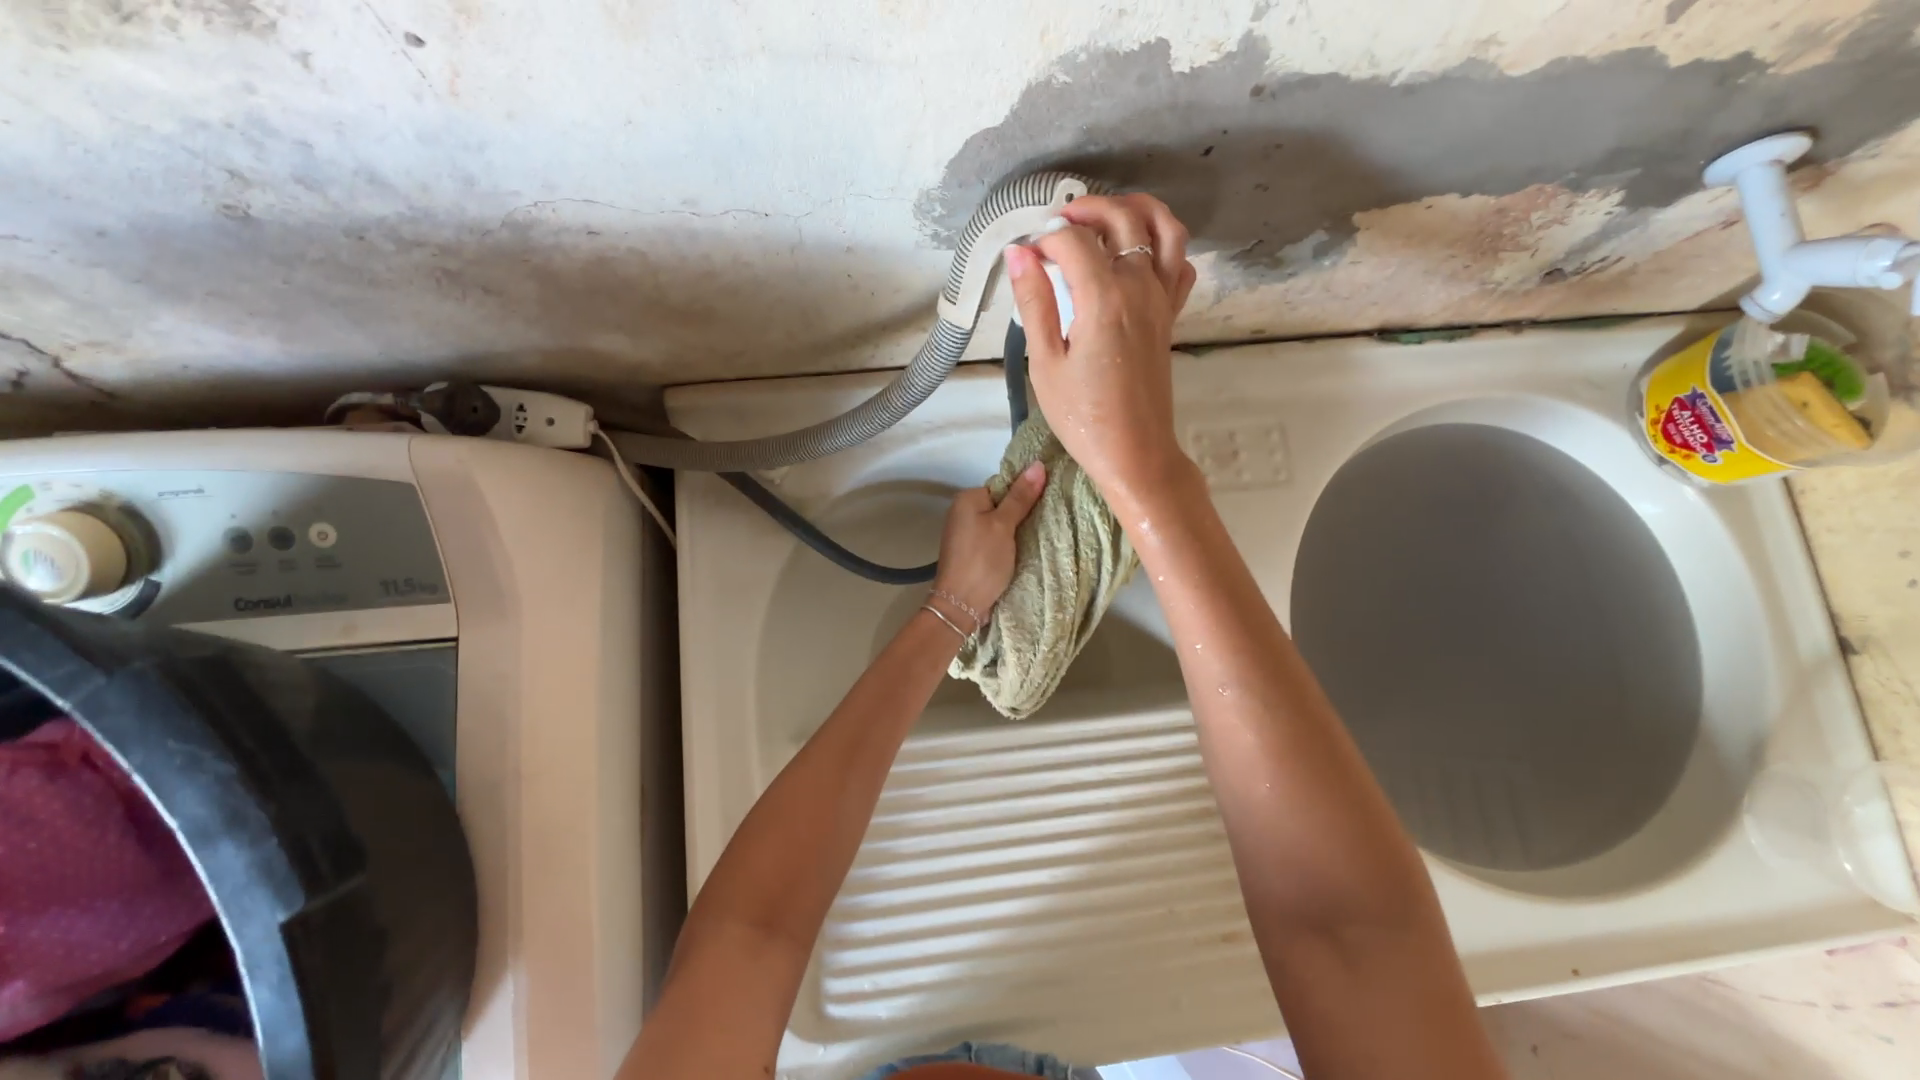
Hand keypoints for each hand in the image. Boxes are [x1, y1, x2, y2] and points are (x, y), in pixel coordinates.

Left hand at [928, 461, 1046, 627]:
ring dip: (1016, 531)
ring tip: (1037, 537)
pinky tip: (1022, 551)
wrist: (961, 604)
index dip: (1023, 495)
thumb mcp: (1004, 526)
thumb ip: (1020, 497)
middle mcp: (962, 511)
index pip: (1003, 485)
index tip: (1043, 506)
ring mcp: (966, 533)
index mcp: (967, 498)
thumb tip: (1038, 464)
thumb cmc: (982, 560)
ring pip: (999, 524)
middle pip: (1001, 504)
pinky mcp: (971, 551)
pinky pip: (994, 539)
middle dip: (1020, 514)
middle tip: (1044, 523)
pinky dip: (1008, 544)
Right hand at [1004, 193, 1197, 506]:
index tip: (1026, 259)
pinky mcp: (1171, 315)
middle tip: (1056, 227)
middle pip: (1121, 218)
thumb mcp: (1045, 363)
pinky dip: (1164, 244)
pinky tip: (1137, 254)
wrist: (1135, 452)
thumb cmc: (1083, 416)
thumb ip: (1034, 302)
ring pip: (1164, 228)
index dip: (1044, 240)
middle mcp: (1140, 288)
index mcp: (1104, 299)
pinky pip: (1180, 263)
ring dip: (1135, 210)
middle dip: (1085, 209)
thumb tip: (1019, 254)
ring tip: (1103, 218)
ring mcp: (1162, 299)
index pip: (1073, 241)